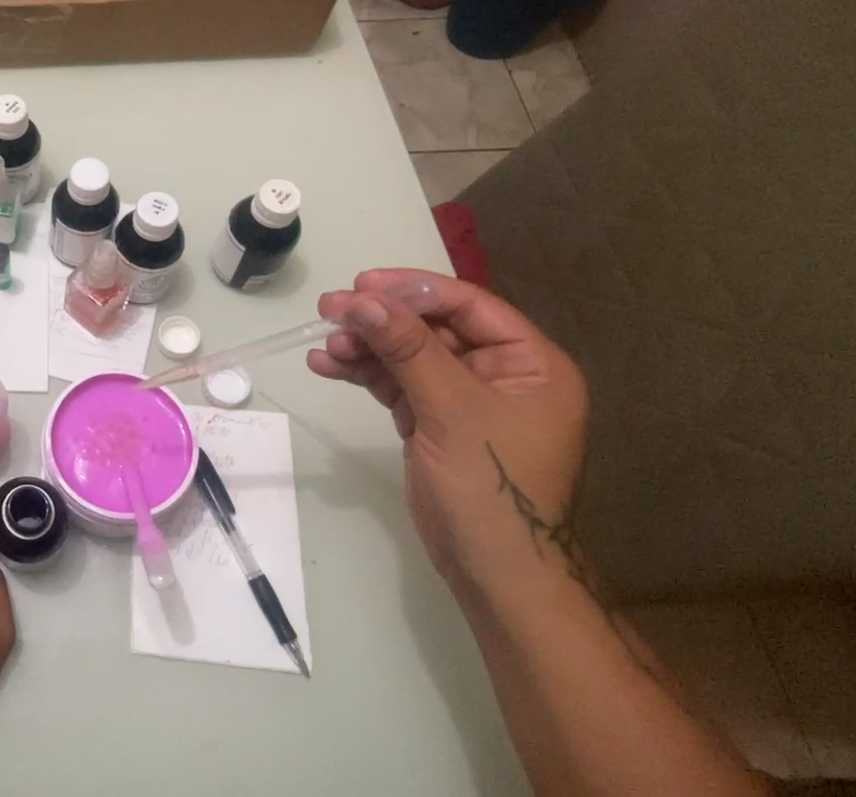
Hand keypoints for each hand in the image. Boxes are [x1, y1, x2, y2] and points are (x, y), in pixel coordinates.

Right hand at [307, 269, 588, 597]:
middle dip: (380, 321)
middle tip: (328, 312)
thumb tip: (361, 299)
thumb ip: (407, 348)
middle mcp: (500, 374)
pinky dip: (363, 374)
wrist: (493, 570)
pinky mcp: (433, 422)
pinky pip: (396, 384)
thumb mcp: (451, 409)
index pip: (468, 307)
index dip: (414, 290)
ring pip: (407, 356)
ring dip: (365, 348)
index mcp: (530, 363)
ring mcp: (464, 400)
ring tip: (325, 349)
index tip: (361, 284)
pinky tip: (328, 366)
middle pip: (431, 329)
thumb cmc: (491, 485)